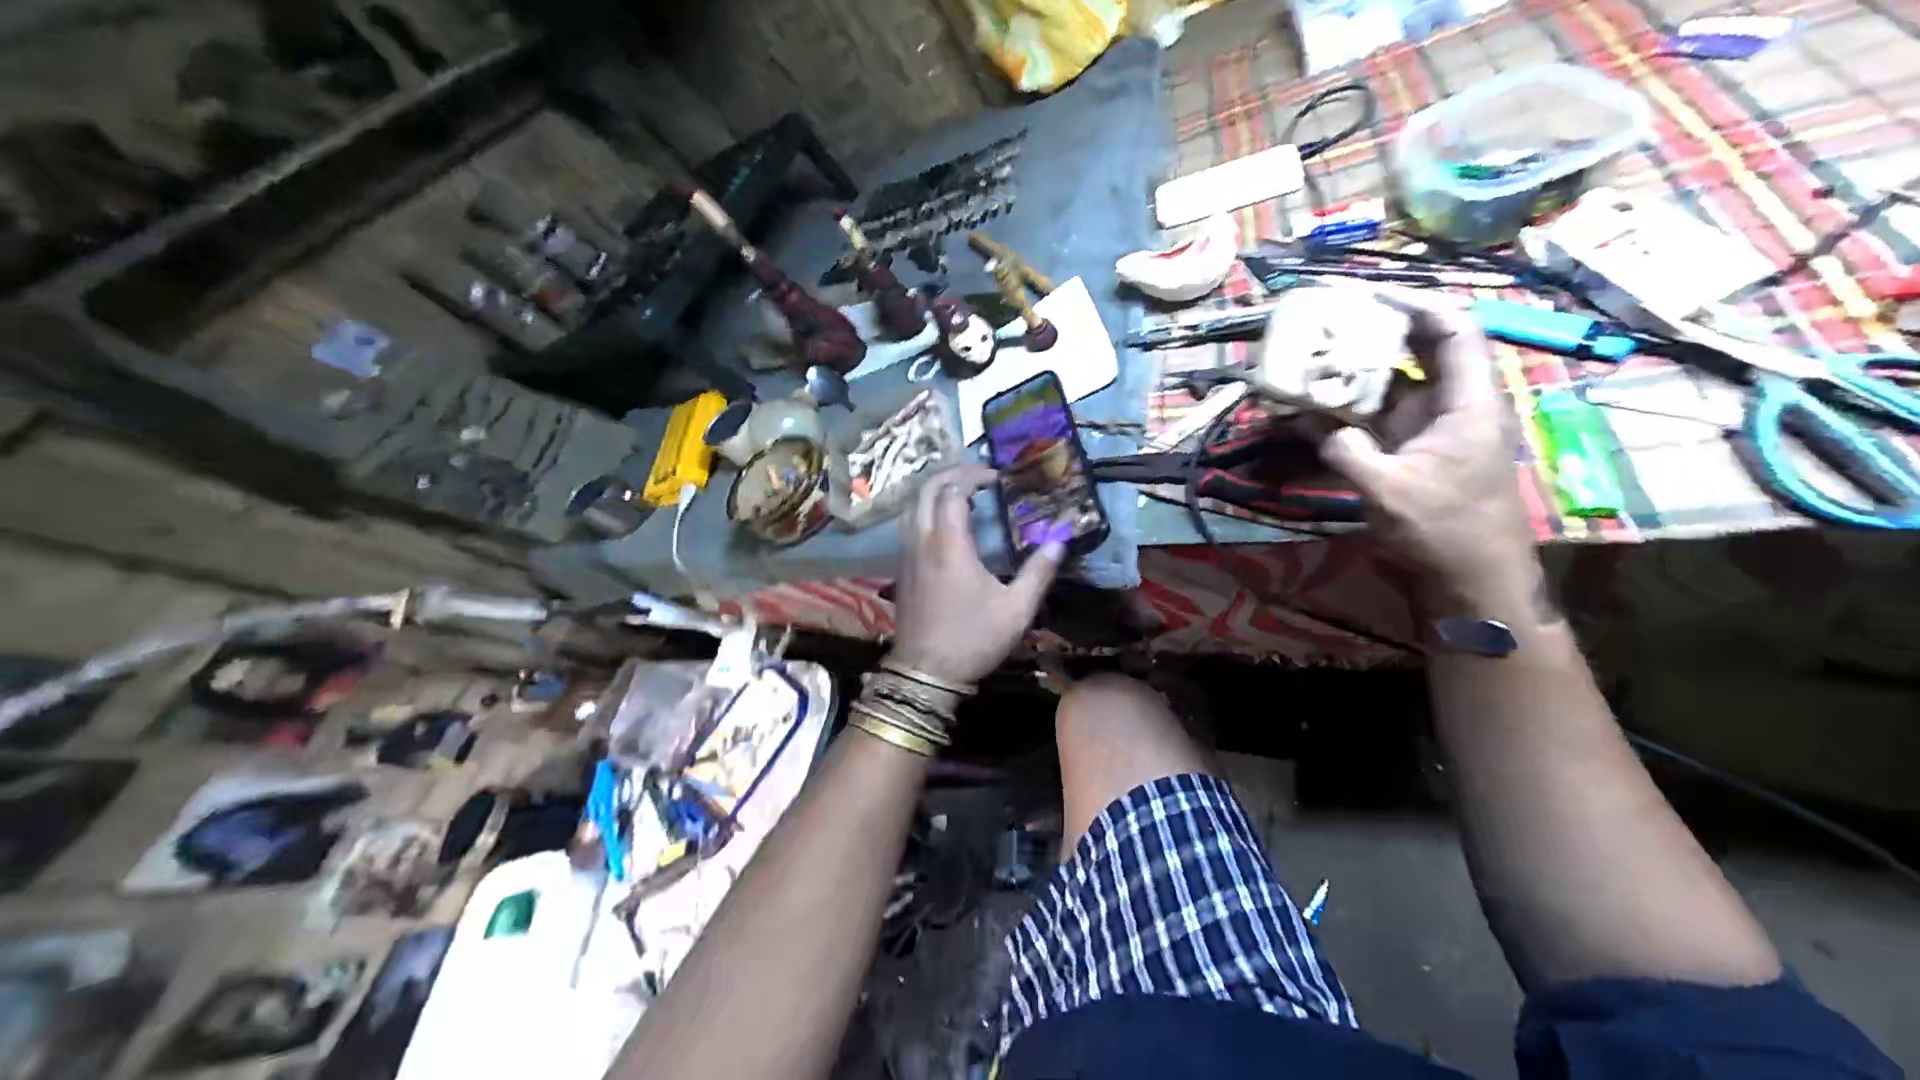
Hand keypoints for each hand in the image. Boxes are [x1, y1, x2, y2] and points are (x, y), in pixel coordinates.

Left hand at [887, 465, 1063, 684]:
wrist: (924, 673)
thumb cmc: (972, 639)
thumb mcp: (1016, 610)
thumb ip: (1039, 572)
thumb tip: (1059, 542)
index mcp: (948, 544)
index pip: (953, 490)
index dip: (974, 476)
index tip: (997, 479)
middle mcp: (921, 541)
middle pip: (926, 490)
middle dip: (952, 476)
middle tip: (980, 479)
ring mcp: (906, 555)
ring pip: (913, 507)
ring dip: (938, 494)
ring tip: (967, 500)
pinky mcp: (902, 569)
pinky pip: (910, 526)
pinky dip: (928, 513)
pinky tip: (950, 530)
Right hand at [1317, 287, 1537, 603]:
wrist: (1470, 577)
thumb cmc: (1445, 530)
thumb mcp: (1389, 491)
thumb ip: (1348, 451)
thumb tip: (1314, 426)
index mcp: (1466, 403)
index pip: (1453, 332)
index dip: (1417, 305)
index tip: (1369, 295)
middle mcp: (1449, 406)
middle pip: (1416, 352)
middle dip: (1374, 334)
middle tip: (1327, 323)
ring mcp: (1427, 429)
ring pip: (1390, 385)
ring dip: (1352, 374)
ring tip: (1310, 359)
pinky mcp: (1407, 451)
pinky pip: (1373, 419)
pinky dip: (1344, 411)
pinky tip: (1310, 409)